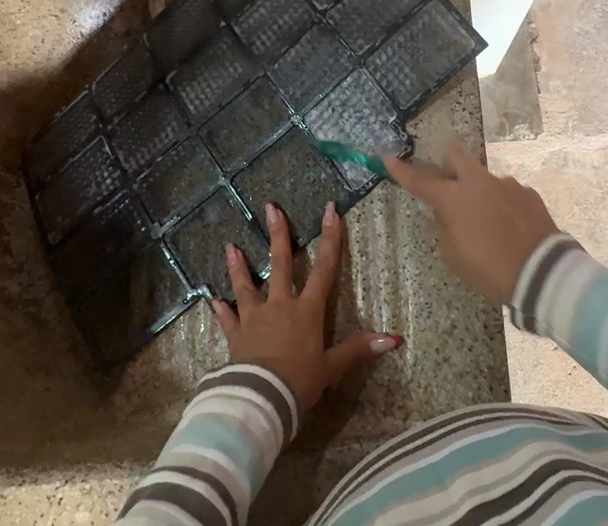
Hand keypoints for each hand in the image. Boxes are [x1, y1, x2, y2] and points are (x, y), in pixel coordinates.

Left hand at [212, 200, 400, 411]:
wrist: (261, 399)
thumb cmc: (300, 381)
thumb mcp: (332, 366)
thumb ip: (358, 349)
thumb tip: (392, 339)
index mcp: (307, 310)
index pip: (325, 268)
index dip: (330, 238)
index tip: (330, 210)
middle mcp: (280, 306)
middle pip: (280, 265)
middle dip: (278, 234)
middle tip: (271, 208)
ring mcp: (255, 318)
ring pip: (247, 286)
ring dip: (239, 267)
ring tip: (231, 246)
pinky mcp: (237, 336)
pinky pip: (229, 320)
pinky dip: (222, 310)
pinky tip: (214, 300)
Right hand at [385, 141, 561, 303]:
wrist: (540, 271)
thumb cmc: (489, 268)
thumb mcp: (454, 254)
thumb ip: (446, 227)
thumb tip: (450, 213)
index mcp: (454, 198)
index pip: (420, 180)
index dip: (401, 170)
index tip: (387, 157)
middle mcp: (479, 182)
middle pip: (456, 156)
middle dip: (448, 164)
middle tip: (449, 185)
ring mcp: (506, 184)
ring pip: (485, 179)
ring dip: (481, 194)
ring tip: (490, 225)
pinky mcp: (528, 193)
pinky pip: (508, 194)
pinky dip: (504, 207)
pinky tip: (511, 228)